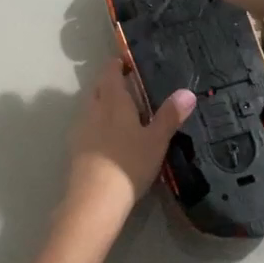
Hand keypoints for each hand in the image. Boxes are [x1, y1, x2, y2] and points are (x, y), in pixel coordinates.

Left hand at [65, 59, 194, 220]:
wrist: (94, 200)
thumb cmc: (129, 163)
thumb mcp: (156, 140)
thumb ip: (170, 115)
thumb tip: (187, 91)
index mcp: (113, 101)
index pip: (110, 72)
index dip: (117, 64)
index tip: (127, 62)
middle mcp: (93, 109)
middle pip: (98, 88)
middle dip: (110, 84)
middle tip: (128, 87)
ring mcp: (81, 129)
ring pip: (91, 107)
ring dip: (103, 105)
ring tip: (122, 113)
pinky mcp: (75, 149)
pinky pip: (87, 127)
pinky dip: (97, 125)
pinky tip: (109, 139)